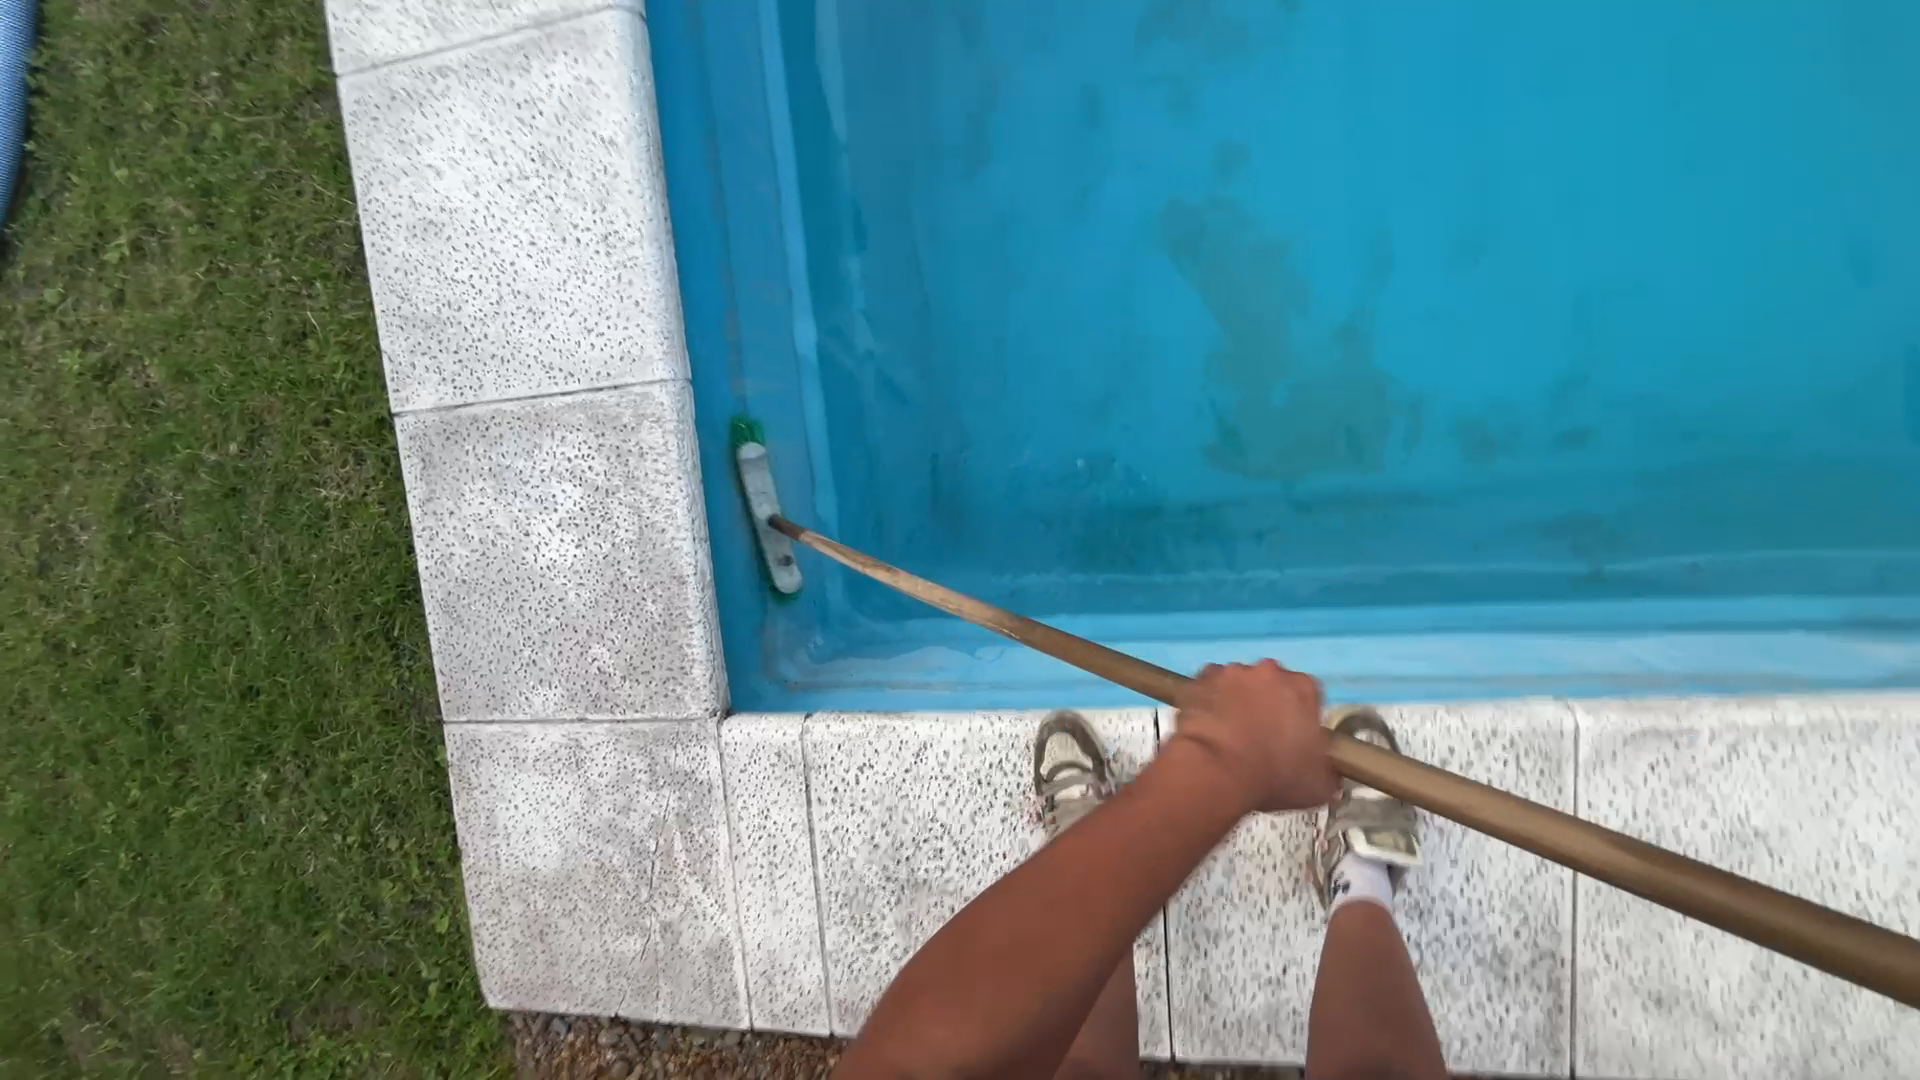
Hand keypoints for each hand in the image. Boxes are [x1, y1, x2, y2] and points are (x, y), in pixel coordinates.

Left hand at [1172, 660, 1338, 813]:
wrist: (1216, 770)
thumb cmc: (1273, 776)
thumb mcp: (1318, 786)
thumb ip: (1329, 773)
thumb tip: (1330, 777)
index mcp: (1304, 689)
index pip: (1308, 695)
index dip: (1300, 716)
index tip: (1293, 736)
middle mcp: (1269, 671)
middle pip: (1272, 684)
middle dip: (1268, 703)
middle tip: (1260, 734)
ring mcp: (1232, 672)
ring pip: (1239, 683)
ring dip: (1237, 700)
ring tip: (1230, 732)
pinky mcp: (1201, 678)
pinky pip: (1209, 686)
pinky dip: (1209, 699)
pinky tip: (1208, 723)